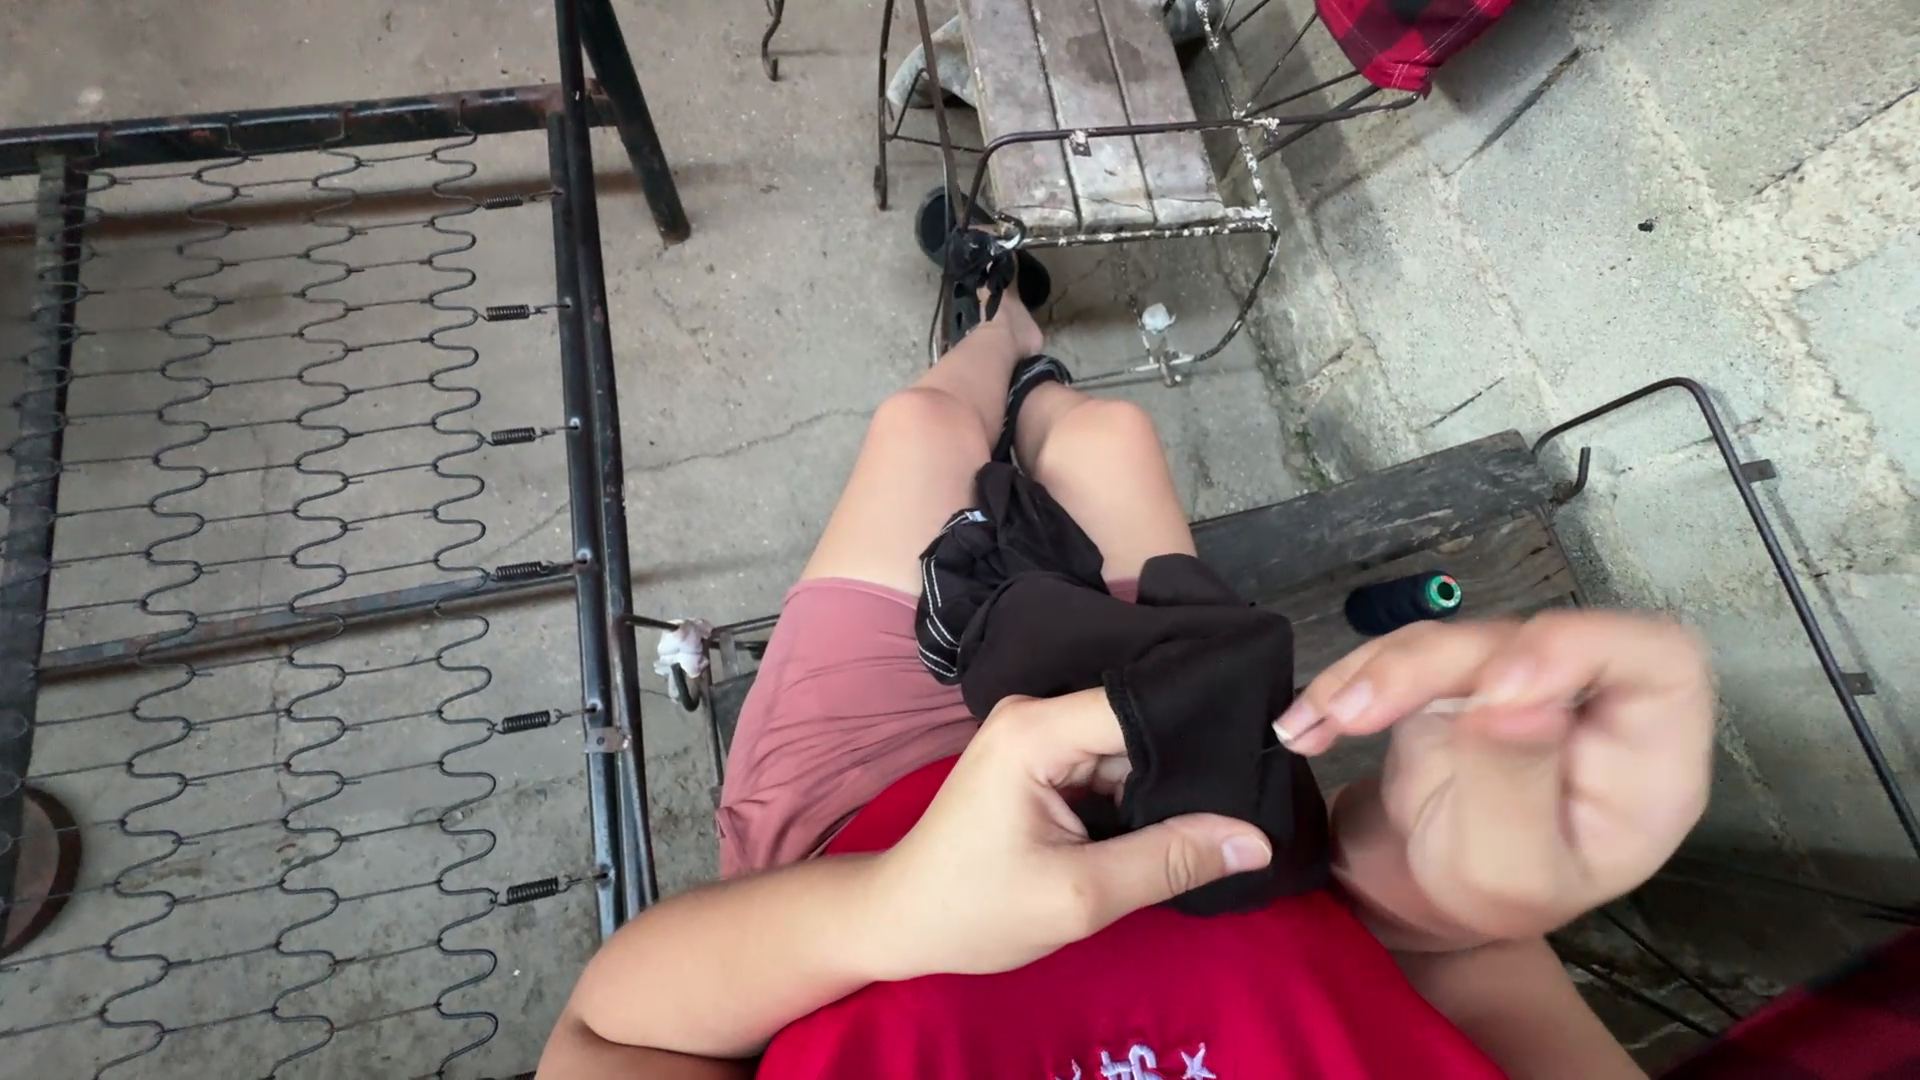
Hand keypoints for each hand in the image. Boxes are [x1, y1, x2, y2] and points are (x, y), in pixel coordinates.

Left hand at [867, 688, 1273, 979]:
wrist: (903, 917)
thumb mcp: (1081, 896)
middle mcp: (1034, 713)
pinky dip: (1133, 789)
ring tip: (1229, 802)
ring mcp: (1033, 734)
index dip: (1197, 720)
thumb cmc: (977, 908)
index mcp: (1036, 729)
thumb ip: (1168, 860)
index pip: (1136, 702)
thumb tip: (1253, 837)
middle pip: (1131, 722)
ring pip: (1121, 746)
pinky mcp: (1036, 758)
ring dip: (1162, 777)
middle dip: (1186, 756)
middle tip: (1256, 784)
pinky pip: (1101, 762)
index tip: (1262, 738)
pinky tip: (1178, 811)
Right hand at [1276, 611, 1713, 940]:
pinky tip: (1304, 725)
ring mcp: (1505, 681)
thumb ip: (1513, 785)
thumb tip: (1517, 703)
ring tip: (1317, 726)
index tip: (1491, 690)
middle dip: (1426, 670)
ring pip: (1444, 639)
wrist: (1420, 886)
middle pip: (1515, 639)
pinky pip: (1392, 654)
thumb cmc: (1482, 896)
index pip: (1651, 656)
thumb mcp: (1506, 868)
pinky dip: (1341, 682)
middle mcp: (1577, 703)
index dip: (1575, 649)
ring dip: (1373, 674)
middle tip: (1356, 717)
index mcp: (1637, 756)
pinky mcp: (1443, 678)